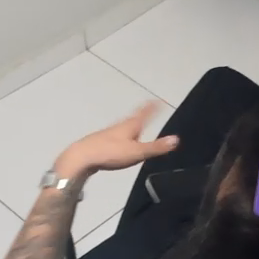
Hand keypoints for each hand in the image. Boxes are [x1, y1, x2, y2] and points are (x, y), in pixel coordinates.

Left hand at [53, 102, 178, 181]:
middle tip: (149, 108)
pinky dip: (123, 136)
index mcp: (130, 125)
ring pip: (124, 127)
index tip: (159, 100)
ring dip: (132, 125)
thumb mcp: (137, 152)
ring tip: (137, 125)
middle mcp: (120, 126)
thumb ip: (156, 148)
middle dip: (142, 113)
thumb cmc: (110, 153)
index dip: (153, 106)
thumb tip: (176, 139)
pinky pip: (116, 137)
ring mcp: (109, 133)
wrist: (82, 158)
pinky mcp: (100, 142)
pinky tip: (120, 143)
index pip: (145, 112)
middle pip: (134, 117)